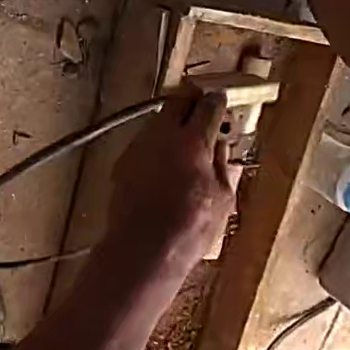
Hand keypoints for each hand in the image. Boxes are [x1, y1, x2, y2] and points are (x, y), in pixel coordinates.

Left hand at [104, 90, 236, 273]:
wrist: (142, 250)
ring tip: (185, 140)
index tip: (221, 102)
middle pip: (178, 100)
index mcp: (193, 141)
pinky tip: (165, 164)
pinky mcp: (123, 163)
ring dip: (172, 122)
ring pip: (158, 119)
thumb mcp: (223, 199)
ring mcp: (140, 147)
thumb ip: (224, 168)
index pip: (209, 105)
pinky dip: (156, 145)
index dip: (218, 101)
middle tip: (203, 109)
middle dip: (193, 100)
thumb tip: (225, 153)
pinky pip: (144, 142)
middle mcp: (163, 136)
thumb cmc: (187, 228)